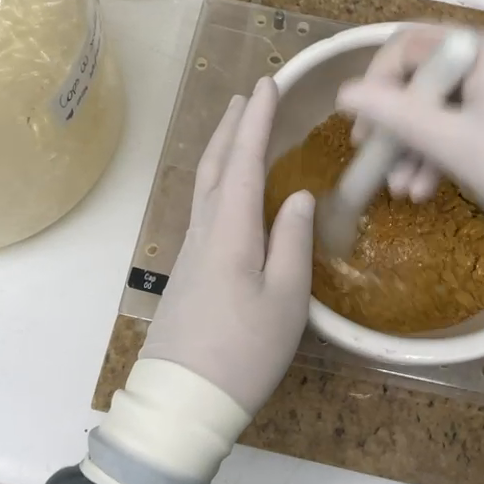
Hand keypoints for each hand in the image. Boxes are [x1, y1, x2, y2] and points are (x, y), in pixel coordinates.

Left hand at [140, 77, 314, 414]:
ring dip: (221, 150)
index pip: (246, 160)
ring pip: (204, 185)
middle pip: (216, 165)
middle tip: (247, 95)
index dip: (257, 120)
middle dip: (232, 126)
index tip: (267, 84)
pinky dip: (216, 180)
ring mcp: (191, 250)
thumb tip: (299, 197)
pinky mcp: (188, 270)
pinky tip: (226, 190)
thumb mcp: (286, 299)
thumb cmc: (244, 351)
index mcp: (231, 231)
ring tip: (235, 129)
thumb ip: (292, 242)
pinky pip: (202, 206)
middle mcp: (205, 230)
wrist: (184, 399)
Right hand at [336, 26, 483, 236]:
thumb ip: (396, 114)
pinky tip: (431, 189)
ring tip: (404, 192)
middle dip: (398, 125)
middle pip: (428, 80)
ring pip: (448, 107)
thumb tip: (344, 92)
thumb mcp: (456, 145)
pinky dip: (448, 151)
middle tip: (376, 162)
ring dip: (419, 146)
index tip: (363, 129)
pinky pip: (472, 122)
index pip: (410, 47)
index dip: (377, 84)